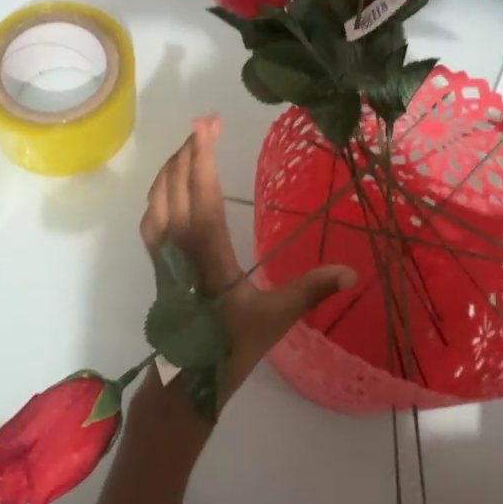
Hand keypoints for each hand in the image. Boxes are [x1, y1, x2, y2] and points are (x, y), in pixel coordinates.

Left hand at [140, 115, 356, 401]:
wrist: (185, 380)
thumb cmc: (230, 348)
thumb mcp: (274, 319)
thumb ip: (310, 291)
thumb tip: (351, 272)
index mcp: (206, 249)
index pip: (200, 190)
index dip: (202, 153)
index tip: (208, 123)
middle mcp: (177, 242)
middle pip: (175, 183)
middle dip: (190, 149)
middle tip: (209, 123)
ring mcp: (162, 251)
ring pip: (157, 196)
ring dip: (172, 166)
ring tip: (192, 147)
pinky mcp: (157, 262)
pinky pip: (151, 214)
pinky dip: (159, 190)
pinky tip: (169, 189)